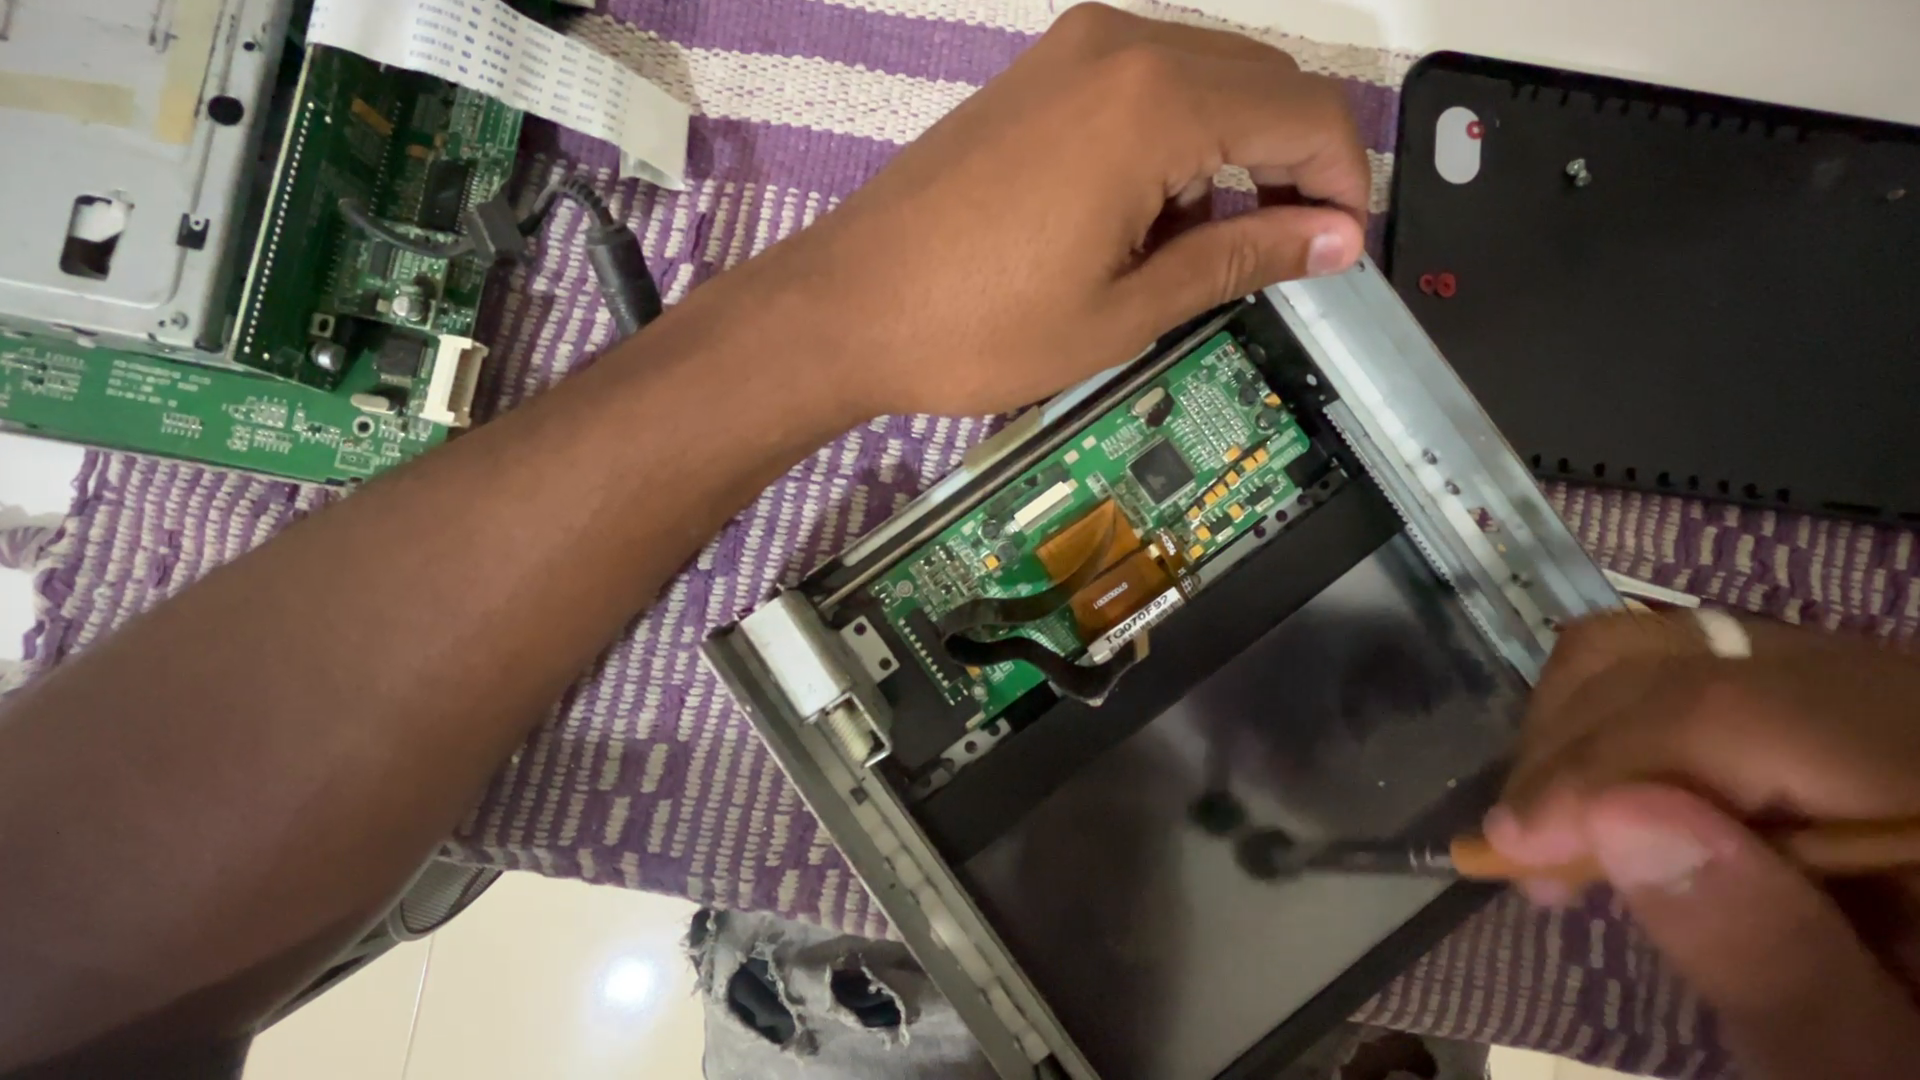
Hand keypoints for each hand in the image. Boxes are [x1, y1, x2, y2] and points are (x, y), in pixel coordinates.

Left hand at [749, 3, 1368, 418]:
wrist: (846, 308)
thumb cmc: (981, 330)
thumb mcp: (1123, 312)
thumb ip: (1236, 260)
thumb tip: (1332, 239)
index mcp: (1154, 103)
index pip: (1304, 113)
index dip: (1341, 185)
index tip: (1340, 255)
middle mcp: (1119, 47)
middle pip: (1260, 83)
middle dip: (1291, 166)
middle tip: (1280, 259)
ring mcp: (1068, 53)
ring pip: (1202, 82)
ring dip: (1230, 157)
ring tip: (1201, 254)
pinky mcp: (1033, 78)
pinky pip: (1139, 90)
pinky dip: (1172, 145)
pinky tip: (1145, 218)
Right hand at [1487, 612, 1919, 1077]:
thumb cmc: (1911, 1066)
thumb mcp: (1880, 1066)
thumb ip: (1777, 960)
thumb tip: (1614, 820)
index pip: (1744, 713)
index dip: (1607, 764)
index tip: (1515, 847)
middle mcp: (1901, 703)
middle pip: (1690, 663)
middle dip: (1575, 749)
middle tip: (1523, 851)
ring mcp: (1853, 693)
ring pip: (1666, 651)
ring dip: (1575, 732)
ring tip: (1549, 828)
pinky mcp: (1802, 704)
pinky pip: (1673, 671)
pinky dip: (1603, 730)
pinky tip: (1593, 807)